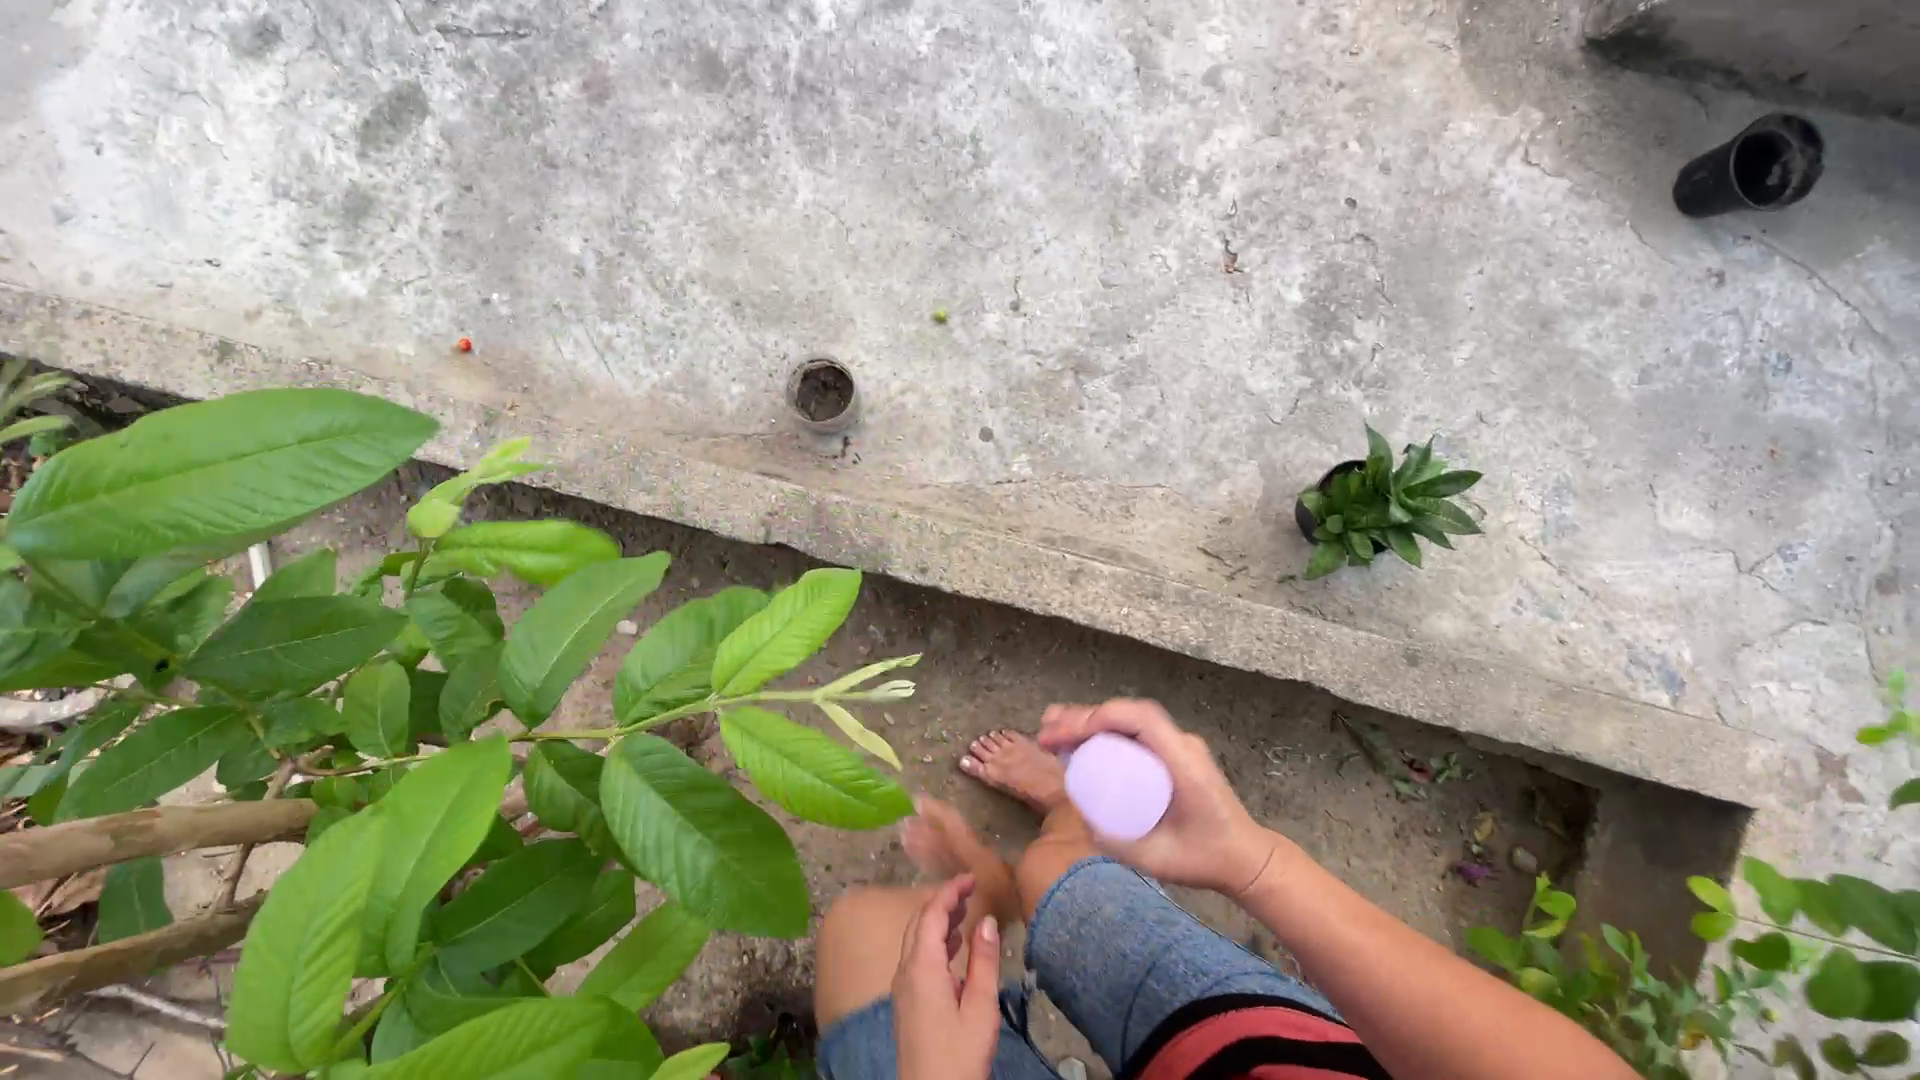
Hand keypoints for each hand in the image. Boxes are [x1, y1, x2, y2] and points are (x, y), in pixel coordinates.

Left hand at [893, 875, 1000, 1079]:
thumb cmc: (959, 1056)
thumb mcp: (980, 1008)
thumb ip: (983, 961)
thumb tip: (986, 921)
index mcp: (922, 968)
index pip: (931, 914)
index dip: (950, 891)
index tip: (972, 877)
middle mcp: (905, 971)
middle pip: (919, 922)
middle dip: (943, 901)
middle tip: (970, 890)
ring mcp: (902, 988)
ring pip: (915, 940)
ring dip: (938, 920)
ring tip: (966, 912)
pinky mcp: (906, 1002)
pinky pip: (916, 957)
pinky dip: (934, 942)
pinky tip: (954, 947)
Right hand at [1039, 699, 1278, 894]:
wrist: (1244, 859)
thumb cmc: (1204, 860)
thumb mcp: (1158, 860)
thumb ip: (1117, 842)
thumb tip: (1080, 817)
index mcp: (1183, 763)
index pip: (1142, 719)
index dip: (1101, 718)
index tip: (1068, 735)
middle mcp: (1181, 744)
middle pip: (1128, 714)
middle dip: (1083, 716)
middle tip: (1046, 730)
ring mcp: (1177, 745)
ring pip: (1128, 719)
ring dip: (1089, 720)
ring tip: (1052, 729)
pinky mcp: (1170, 753)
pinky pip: (1134, 733)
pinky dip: (1103, 731)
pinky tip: (1077, 741)